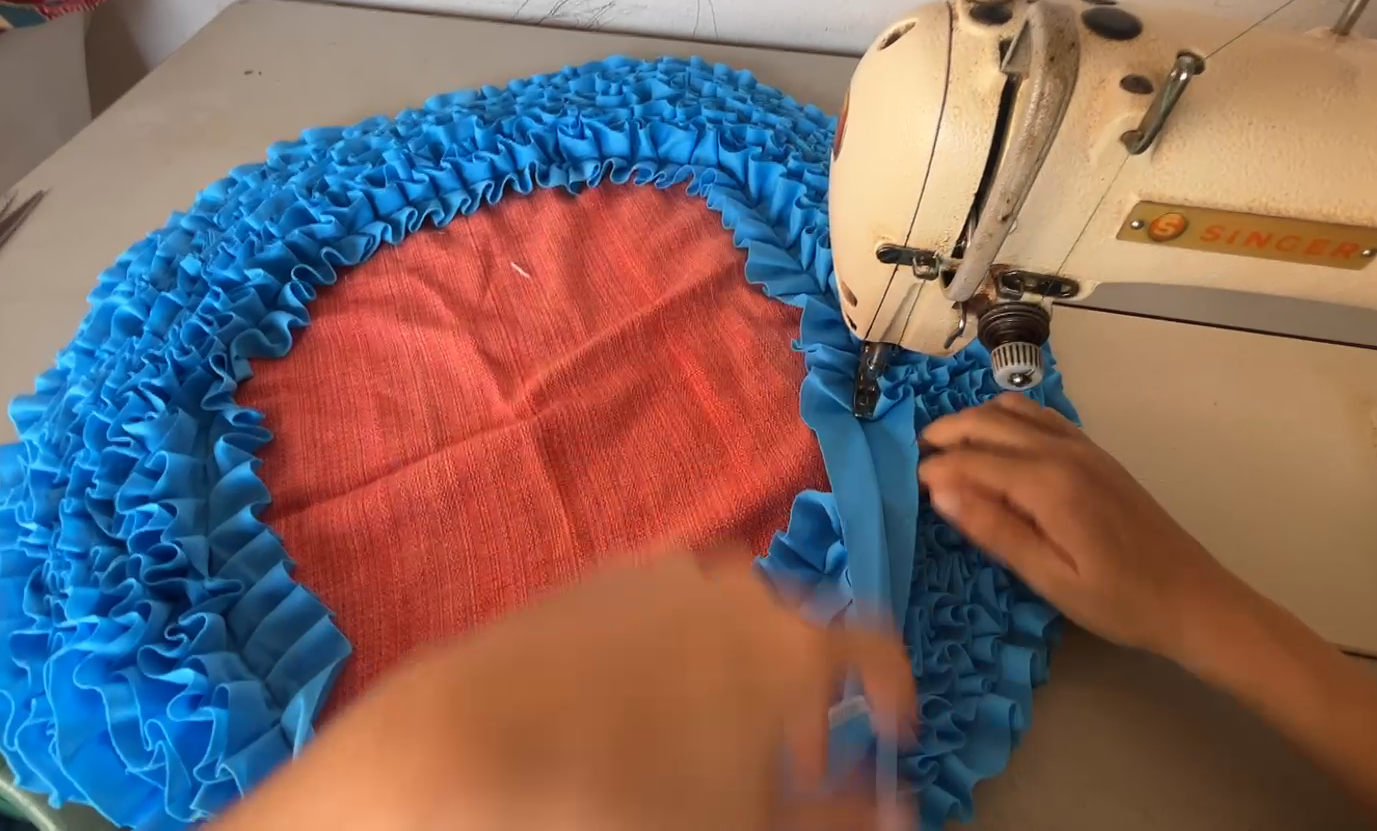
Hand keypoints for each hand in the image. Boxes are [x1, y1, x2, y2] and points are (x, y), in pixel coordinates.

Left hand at [219, 552, 917, 830]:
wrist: (476, 740)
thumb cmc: (627, 797)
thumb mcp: (747, 824)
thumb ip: (838, 816)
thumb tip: (900, 802)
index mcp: (786, 637)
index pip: (874, 642)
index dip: (893, 685)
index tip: (893, 728)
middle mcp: (736, 585)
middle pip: (802, 625)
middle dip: (812, 688)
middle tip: (794, 751)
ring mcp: (667, 570)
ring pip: (736, 612)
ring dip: (748, 662)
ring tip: (719, 725)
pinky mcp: (610, 573)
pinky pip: (676, 602)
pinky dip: (690, 642)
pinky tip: (649, 692)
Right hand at [918, 394, 1254, 662]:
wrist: (1198, 600)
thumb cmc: (1121, 601)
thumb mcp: (1051, 579)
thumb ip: (995, 530)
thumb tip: (940, 493)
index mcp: (1048, 483)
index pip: (972, 460)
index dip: (937, 469)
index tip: (912, 486)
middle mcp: (1061, 451)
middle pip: (986, 422)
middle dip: (946, 434)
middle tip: (920, 457)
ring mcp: (1081, 445)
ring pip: (1011, 409)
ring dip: (974, 420)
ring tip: (951, 448)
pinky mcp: (1093, 450)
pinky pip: (1039, 415)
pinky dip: (1005, 417)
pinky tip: (997, 442)